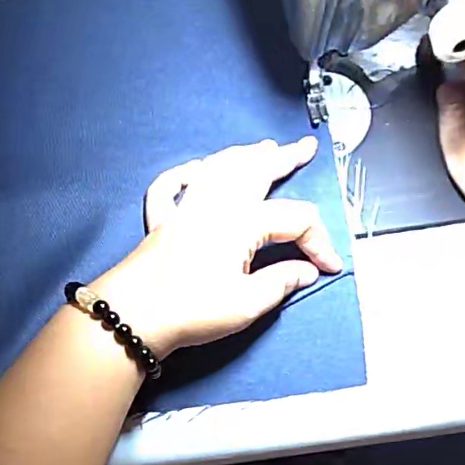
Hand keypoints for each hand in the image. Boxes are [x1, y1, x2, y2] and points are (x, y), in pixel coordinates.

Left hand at [92, 136, 343, 357]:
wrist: (135, 316)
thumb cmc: (191, 310)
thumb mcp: (247, 304)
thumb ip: (281, 283)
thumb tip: (305, 272)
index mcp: (242, 222)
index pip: (295, 220)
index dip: (320, 242)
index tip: (330, 266)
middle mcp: (216, 204)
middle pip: (256, 171)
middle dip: (285, 158)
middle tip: (305, 148)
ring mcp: (187, 207)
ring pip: (219, 168)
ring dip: (245, 155)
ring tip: (264, 148)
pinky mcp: (163, 221)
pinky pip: (173, 184)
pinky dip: (187, 173)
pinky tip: (196, 170)